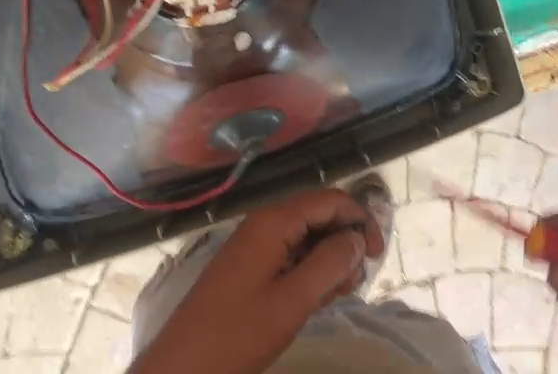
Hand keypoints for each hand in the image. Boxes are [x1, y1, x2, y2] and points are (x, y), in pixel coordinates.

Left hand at [130, 188, 383, 373]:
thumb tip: (357, 236)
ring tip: (333, 297)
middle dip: (344, 244)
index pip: (329, 199)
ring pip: (306, 239)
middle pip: (319, 216)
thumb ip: (329, 263)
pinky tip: (314, 299)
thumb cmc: (237, 333)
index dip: (360, 219)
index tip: (377, 256)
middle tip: (352, 285)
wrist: (180, 370)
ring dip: (328, 262)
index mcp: (274, 221)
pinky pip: (290, 257)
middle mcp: (264, 224)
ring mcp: (254, 246)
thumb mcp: (291, 301)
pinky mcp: (249, 269)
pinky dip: (309, 273)